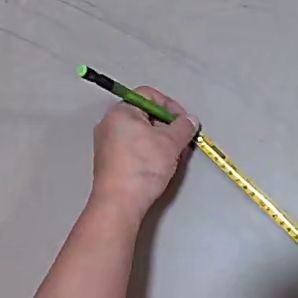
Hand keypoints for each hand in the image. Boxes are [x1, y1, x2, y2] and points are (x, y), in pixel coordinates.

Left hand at [89, 87, 197, 217]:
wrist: (120, 202)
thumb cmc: (141, 167)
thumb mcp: (171, 142)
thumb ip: (183, 127)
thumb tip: (189, 121)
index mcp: (120, 112)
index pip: (148, 95)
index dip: (170, 106)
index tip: (183, 121)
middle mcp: (110, 124)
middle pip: (145, 115)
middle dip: (167, 126)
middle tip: (181, 140)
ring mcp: (108, 144)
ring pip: (141, 134)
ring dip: (161, 142)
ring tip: (173, 156)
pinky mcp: (110, 162)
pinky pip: (134, 149)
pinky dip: (149, 153)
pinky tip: (160, 167)